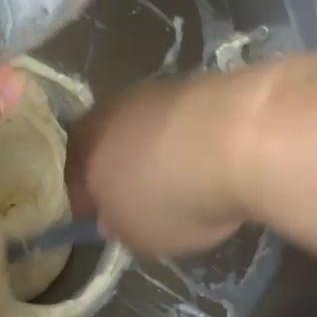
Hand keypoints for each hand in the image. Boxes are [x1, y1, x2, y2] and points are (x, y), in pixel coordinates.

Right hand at [66, 71, 254, 255]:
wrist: (243, 137)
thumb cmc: (174, 197)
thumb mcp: (141, 236)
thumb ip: (121, 227)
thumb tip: (112, 218)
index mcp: (82, 151)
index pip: (73, 181)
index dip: (89, 204)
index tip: (105, 221)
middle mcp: (107, 113)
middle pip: (106, 146)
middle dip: (120, 169)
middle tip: (141, 196)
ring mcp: (153, 91)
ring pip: (144, 127)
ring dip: (156, 148)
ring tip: (184, 175)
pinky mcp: (197, 80)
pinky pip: (182, 118)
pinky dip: (191, 136)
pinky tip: (213, 157)